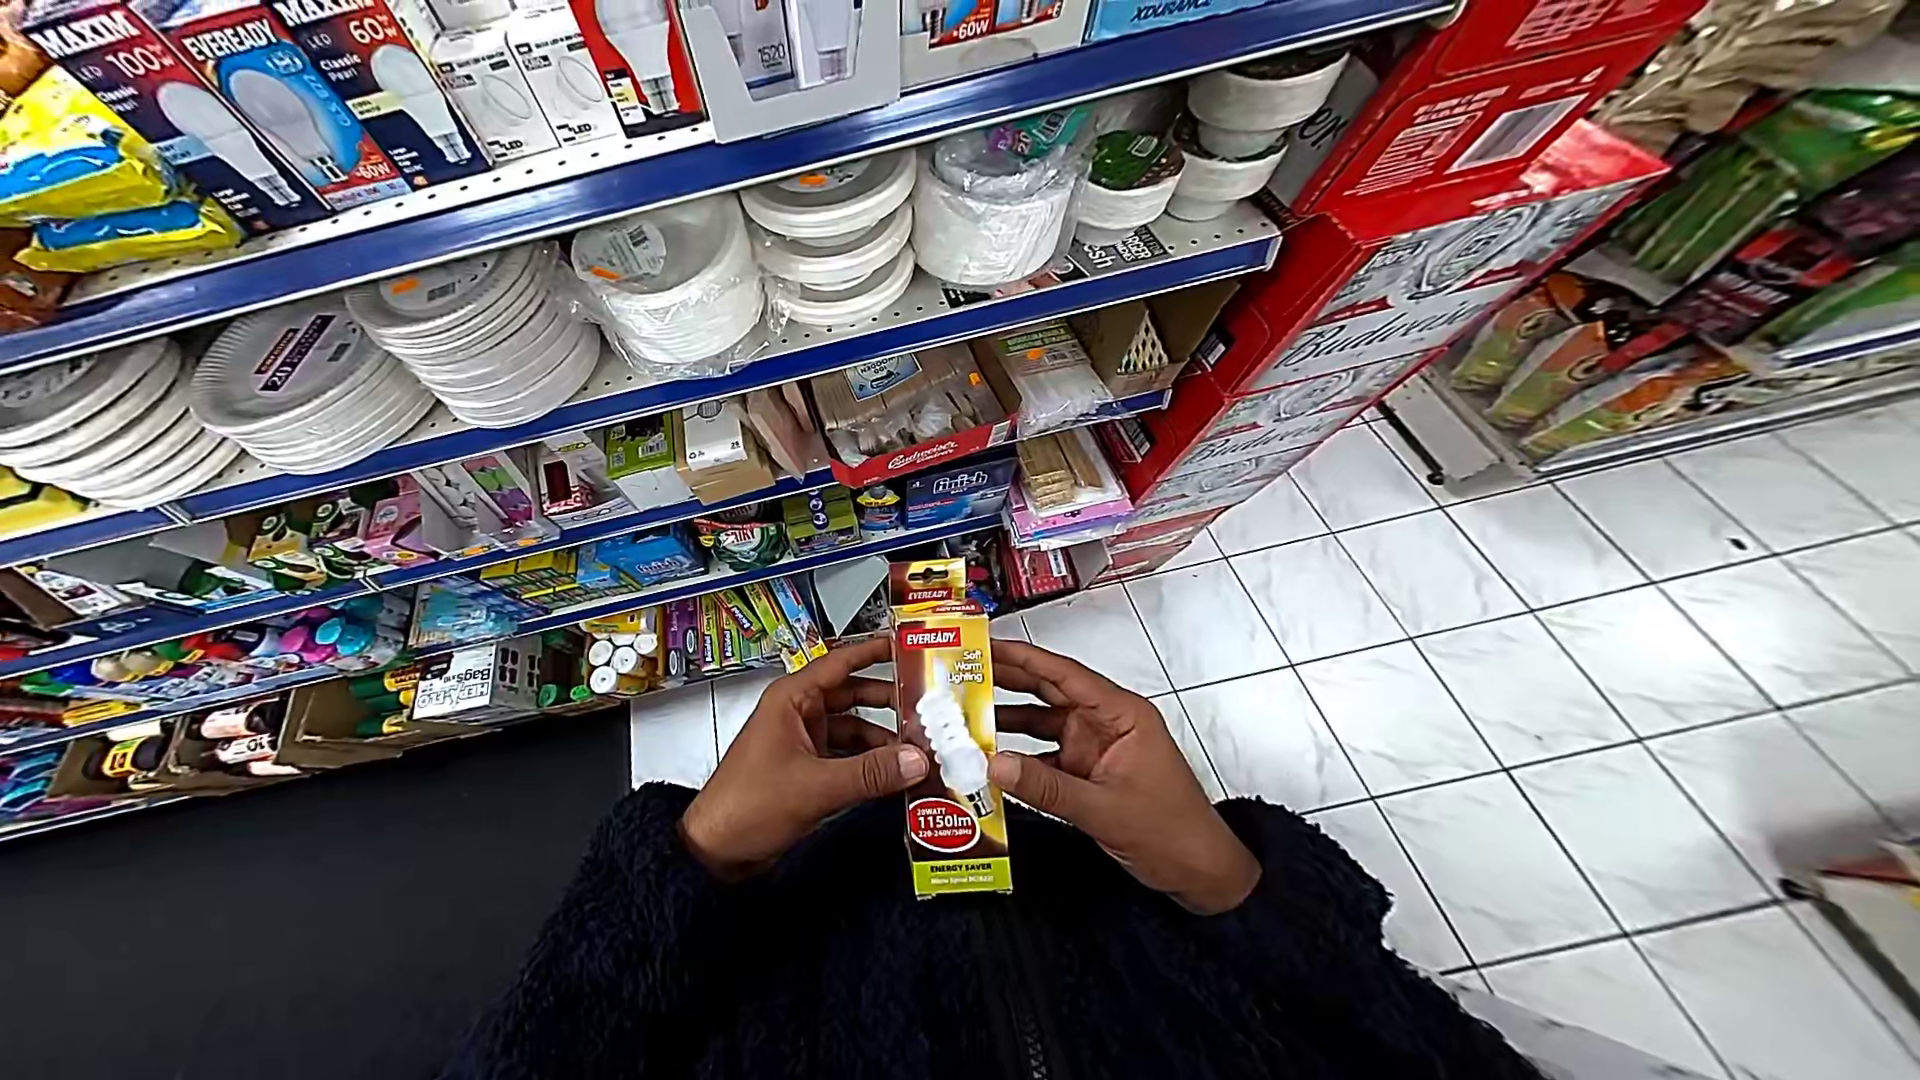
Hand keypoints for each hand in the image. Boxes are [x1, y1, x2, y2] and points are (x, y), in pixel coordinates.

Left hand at [680, 637, 927, 880]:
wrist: (715, 853)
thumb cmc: (747, 806)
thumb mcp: (816, 786)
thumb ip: (870, 773)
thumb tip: (915, 760)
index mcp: (793, 698)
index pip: (841, 661)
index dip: (875, 651)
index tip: (906, 645)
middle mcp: (800, 712)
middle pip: (854, 694)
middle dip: (889, 699)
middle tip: (925, 702)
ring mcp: (804, 739)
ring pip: (854, 726)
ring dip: (883, 736)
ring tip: (917, 744)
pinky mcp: (808, 766)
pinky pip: (848, 752)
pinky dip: (870, 760)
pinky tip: (894, 771)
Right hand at [989, 640, 1259, 914]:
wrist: (1200, 874)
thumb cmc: (1174, 831)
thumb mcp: (1104, 809)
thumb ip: (1046, 788)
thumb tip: (994, 766)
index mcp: (1121, 713)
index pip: (1065, 674)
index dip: (1024, 657)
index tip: (990, 645)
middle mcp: (1105, 721)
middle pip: (1050, 690)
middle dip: (1008, 678)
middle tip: (967, 669)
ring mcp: (1094, 745)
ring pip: (1043, 721)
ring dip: (1008, 717)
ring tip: (968, 708)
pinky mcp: (1087, 770)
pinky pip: (1045, 754)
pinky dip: (1019, 756)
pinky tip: (991, 756)